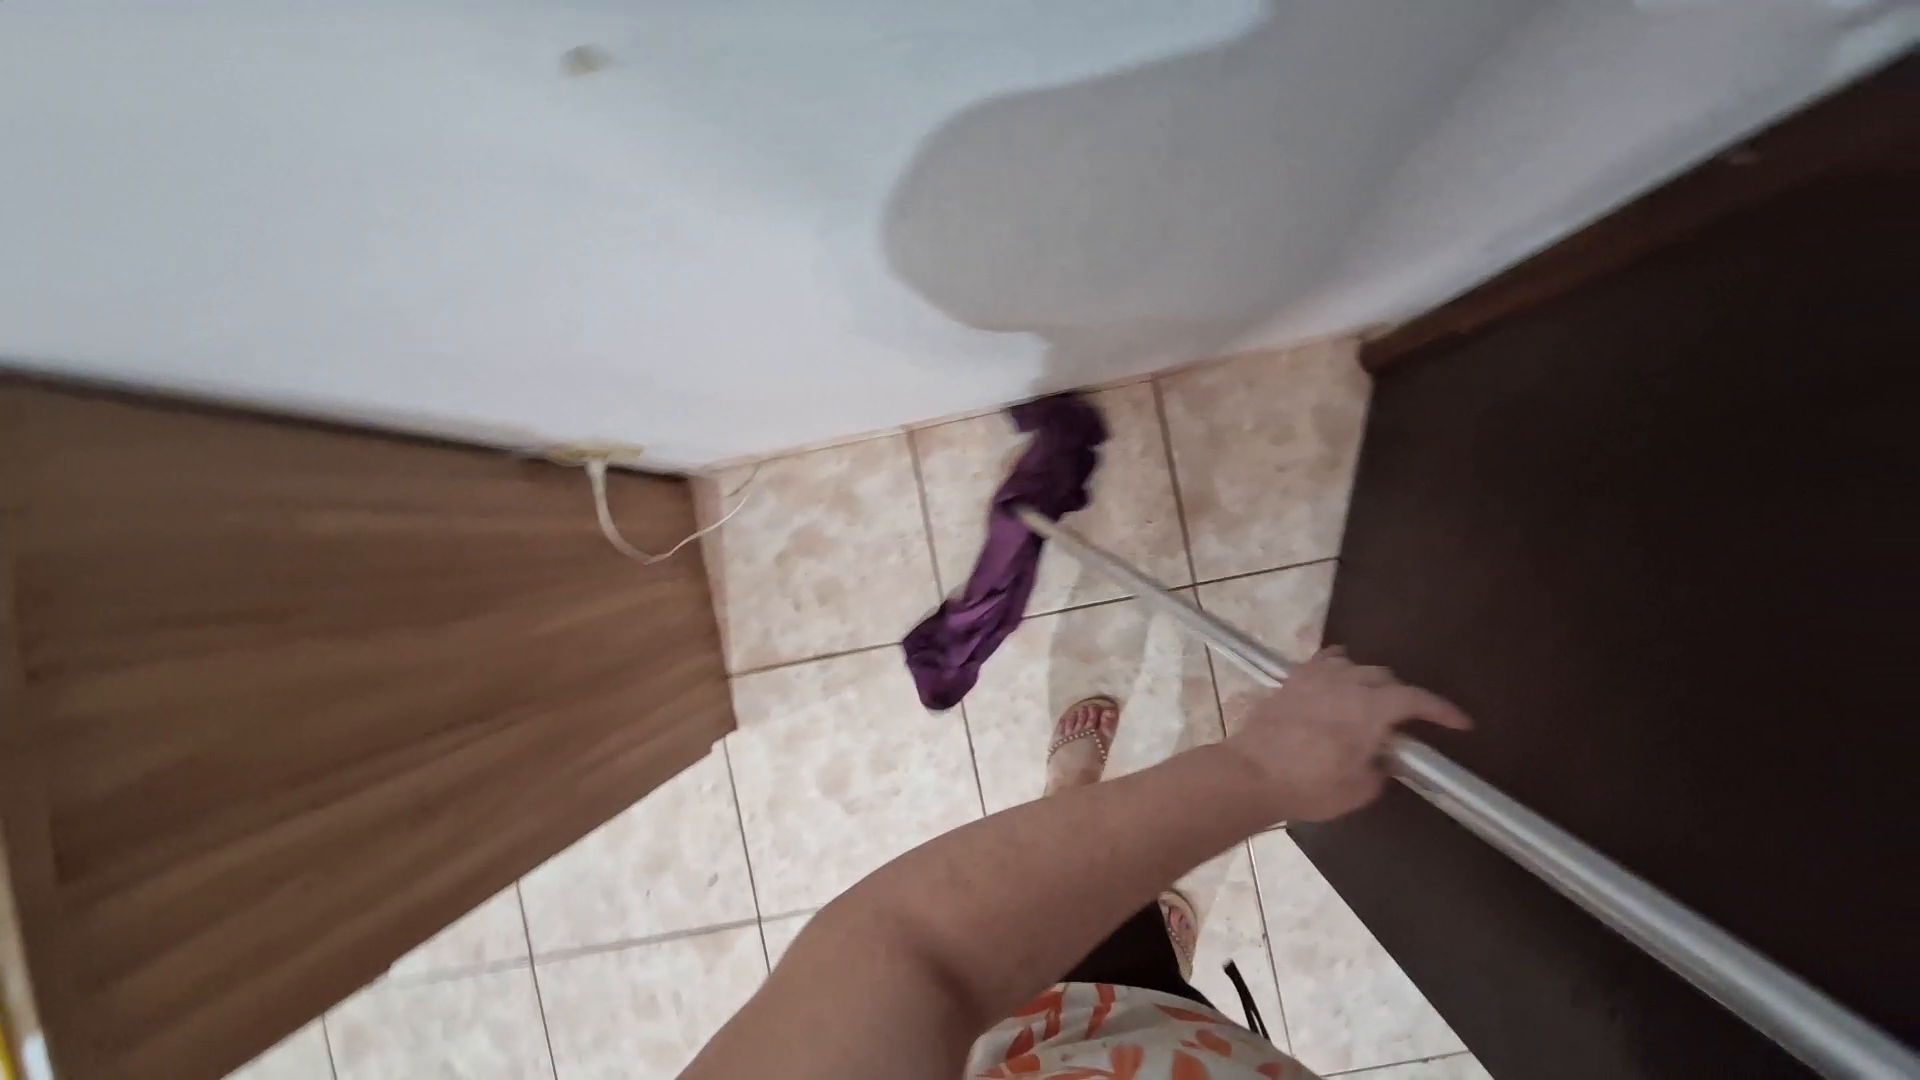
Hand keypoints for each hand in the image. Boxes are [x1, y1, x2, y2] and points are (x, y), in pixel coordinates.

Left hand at [1225, 646, 1472, 821]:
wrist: (1252, 772)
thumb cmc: (1310, 785)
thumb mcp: (1360, 788)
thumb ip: (1379, 766)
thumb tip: (1381, 755)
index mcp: (1370, 708)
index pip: (1416, 699)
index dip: (1442, 710)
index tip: (1461, 723)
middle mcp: (1345, 683)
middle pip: (1383, 677)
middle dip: (1402, 694)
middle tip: (1408, 718)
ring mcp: (1313, 678)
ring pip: (1351, 664)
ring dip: (1367, 678)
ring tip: (1371, 696)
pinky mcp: (1289, 681)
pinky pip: (1320, 664)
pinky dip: (1335, 667)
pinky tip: (1335, 677)